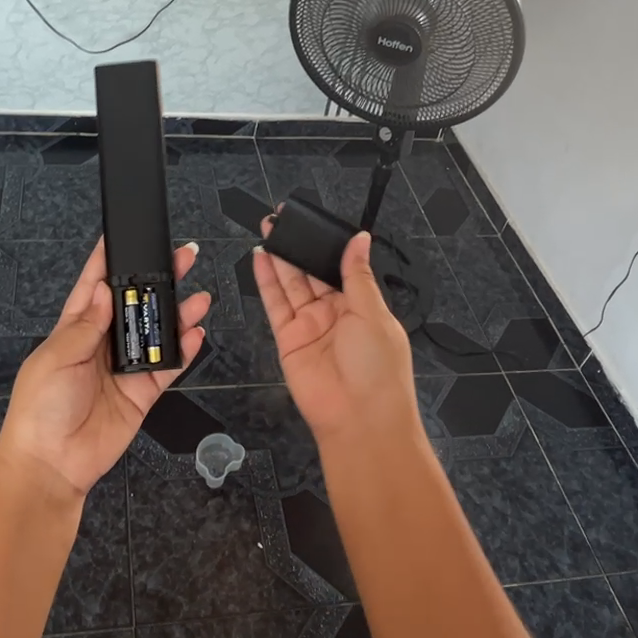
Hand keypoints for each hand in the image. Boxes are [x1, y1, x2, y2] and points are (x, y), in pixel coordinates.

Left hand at [0, 238, 210, 498]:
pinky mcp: (142, 392)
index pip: (95, 286)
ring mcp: (125, 367)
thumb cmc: (41, 406)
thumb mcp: (56, 357)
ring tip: (201, 295)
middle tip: (184, 256)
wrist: (51, 465)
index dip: (109, 260)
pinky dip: (184, 351)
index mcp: (75, 328)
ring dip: (178, 313)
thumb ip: (86, 323)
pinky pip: (168, 367)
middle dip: (158, 280)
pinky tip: (197, 333)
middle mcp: (103, 342)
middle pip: (135, 304)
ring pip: (157, 332)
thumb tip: (106, 288)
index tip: (126, 234)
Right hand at [252, 221, 417, 444]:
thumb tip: (360, 237)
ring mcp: (309, 325)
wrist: (358, 419)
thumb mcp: (373, 313)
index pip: (340, 267)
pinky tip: (261, 257)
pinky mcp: (288, 338)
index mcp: (361, 305)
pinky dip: (267, 281)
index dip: (325, 244)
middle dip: (298, 247)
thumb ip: (357, 274)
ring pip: (292, 284)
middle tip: (281, 218)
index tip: (311, 219)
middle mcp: (334, 312)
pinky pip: (276, 304)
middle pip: (312, 273)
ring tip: (268, 229)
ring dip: (280, 258)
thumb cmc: (377, 364)